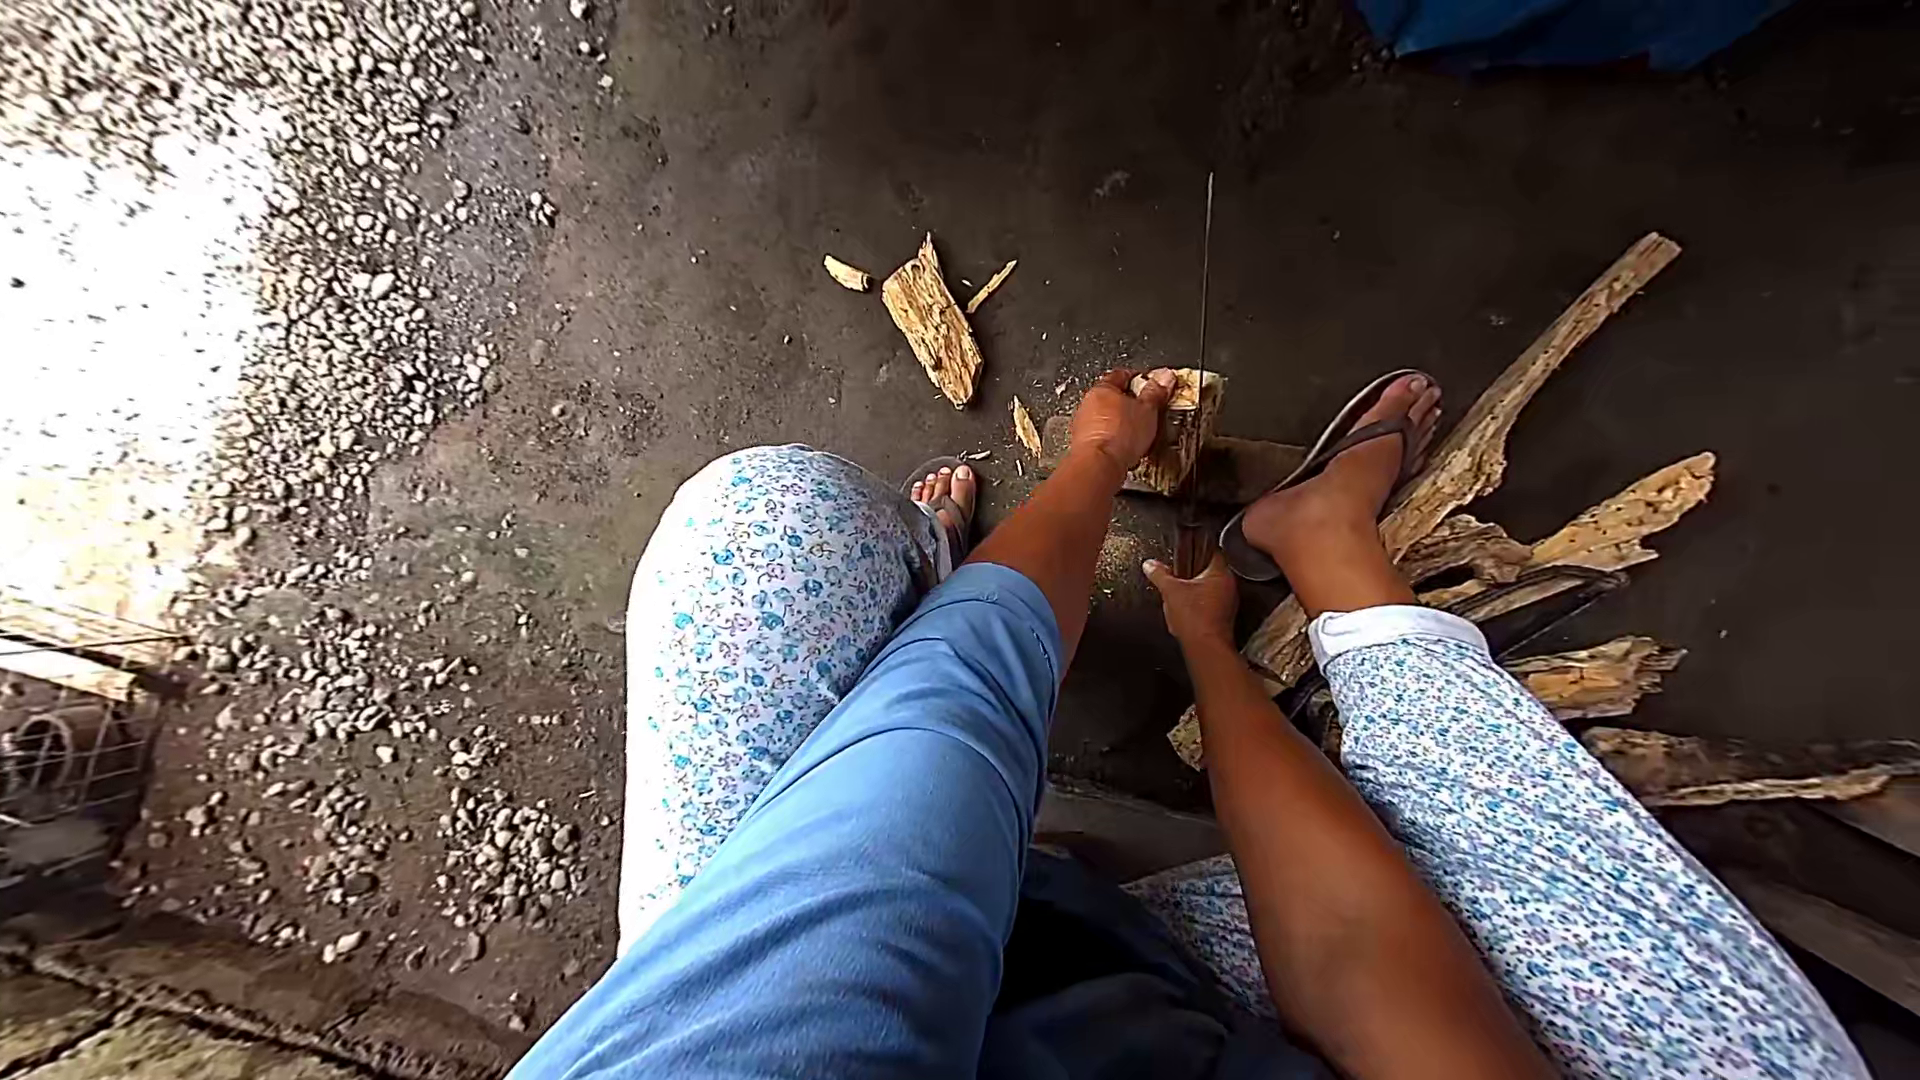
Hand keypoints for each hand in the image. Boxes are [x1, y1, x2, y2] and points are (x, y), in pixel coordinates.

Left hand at [1069, 368, 1175, 473]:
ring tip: (1138, 432)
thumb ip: (1156, 392)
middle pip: (1112, 398)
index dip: (1138, 378)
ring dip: (1121, 424)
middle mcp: (1088, 405)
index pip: (1121, 375)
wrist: (1099, 465)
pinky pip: (1102, 438)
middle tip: (1147, 410)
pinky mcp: (1083, 446)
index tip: (1151, 383)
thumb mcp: (1148, 410)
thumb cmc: (1117, 436)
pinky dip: (1113, 440)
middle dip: (1130, 403)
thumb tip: (1165, 377)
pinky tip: (1125, 448)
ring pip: (1106, 419)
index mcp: (1102, 389)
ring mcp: (1083, 427)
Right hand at [1143, 551, 1237, 648]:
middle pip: (1209, 570)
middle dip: (1192, 571)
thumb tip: (1150, 565)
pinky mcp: (1222, 616)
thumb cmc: (1194, 618)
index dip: (1197, 548)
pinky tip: (1184, 608)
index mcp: (1221, 574)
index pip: (1212, 551)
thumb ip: (1159, 574)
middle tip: (1177, 571)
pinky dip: (1197, 602)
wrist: (1204, 648)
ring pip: (1209, 587)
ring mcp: (1227, 602)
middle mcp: (1229, 586)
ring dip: (1194, 588)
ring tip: (1178, 591)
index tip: (1186, 549)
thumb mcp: (1170, 590)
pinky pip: (1209, 602)